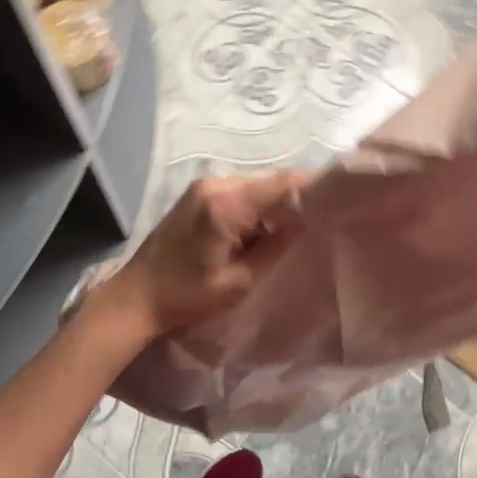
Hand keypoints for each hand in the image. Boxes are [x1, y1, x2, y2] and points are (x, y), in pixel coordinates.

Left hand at [100, 171, 311, 337]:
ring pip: (256, 186)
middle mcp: (215, 184)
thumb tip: (304, 220)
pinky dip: (257, 206)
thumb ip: (275, 245)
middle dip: (297, 196)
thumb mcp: (239, 281)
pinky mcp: (198, 195)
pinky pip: (239, 192)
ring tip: (301, 224)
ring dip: (276, 202)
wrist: (136, 297)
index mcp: (225, 204)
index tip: (340, 196)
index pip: (281, 183)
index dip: (313, 187)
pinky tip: (269, 227)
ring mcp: (203, 187)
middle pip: (269, 180)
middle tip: (326, 214)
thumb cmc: (187, 296)